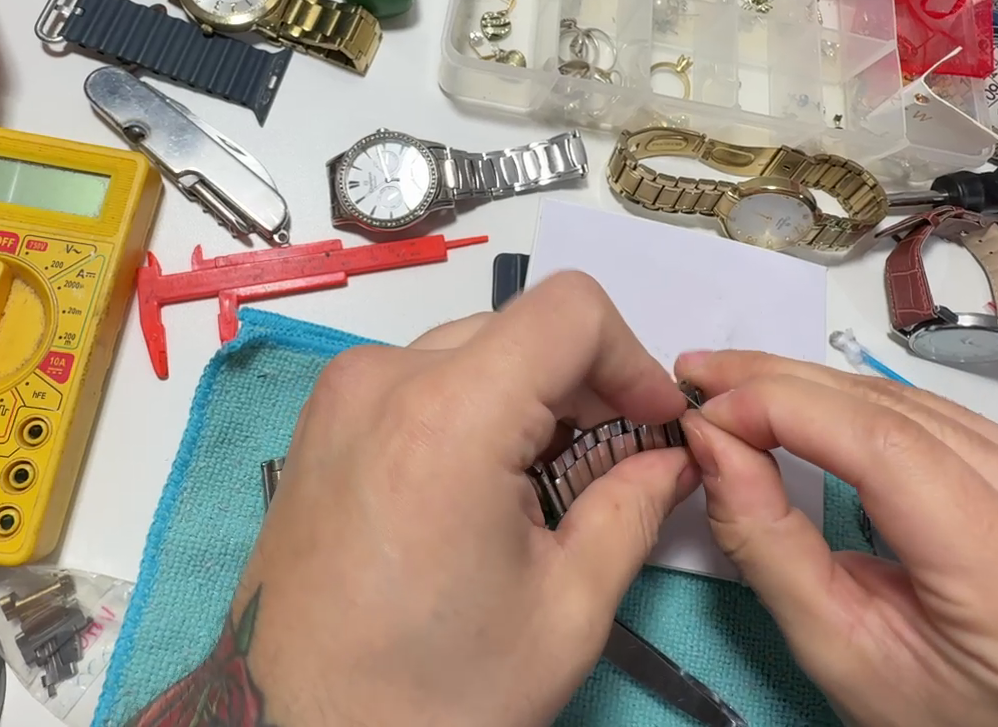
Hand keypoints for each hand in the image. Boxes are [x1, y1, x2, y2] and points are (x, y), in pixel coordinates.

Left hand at [174, 273, 697, 726]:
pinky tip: (479, 480)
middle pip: (523, 328)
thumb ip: (632, 511)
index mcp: (449, 414)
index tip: (649, 421)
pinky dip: (475, 403)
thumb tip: (671, 457)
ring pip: (476, 346)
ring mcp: (346, 388)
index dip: (630, 356)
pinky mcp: (327, 411)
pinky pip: (425, 371)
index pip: (570, 310)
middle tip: (609, 463)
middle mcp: (386, 375)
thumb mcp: (562, 614)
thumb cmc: (426, 695)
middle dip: (584, 386)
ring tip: (539, 483)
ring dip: (529, 395)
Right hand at [676, 352, 997, 726]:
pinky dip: (871, 410)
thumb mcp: (838, 653)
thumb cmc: (945, 726)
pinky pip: (957, 422)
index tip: (706, 402)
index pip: (892, 452)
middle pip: (907, 418)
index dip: (786, 407)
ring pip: (927, 406)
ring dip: (822, 390)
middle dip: (788, 385)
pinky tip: (817, 407)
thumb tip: (709, 433)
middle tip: (705, 373)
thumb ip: (765, 538)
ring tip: (743, 385)